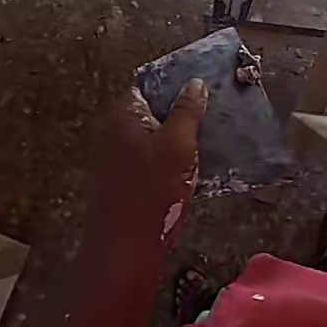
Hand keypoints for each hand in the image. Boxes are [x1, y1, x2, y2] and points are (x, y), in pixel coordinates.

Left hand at [88, 79, 207, 246]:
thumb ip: (186, 112)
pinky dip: (167, 161)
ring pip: (151, 139)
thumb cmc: (151, 189)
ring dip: (176, 140)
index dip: (174, 87)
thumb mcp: (178, 146)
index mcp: (122, 116)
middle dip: (179, 114)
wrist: (124, 244)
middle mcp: (113, 131)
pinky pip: (148, 160)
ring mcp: (115, 157)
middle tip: (213, 115)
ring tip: (209, 140)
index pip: (148, 89)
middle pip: (150, 114)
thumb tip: (195, 83)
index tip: (203, 88)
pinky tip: (191, 169)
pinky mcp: (121, 180)